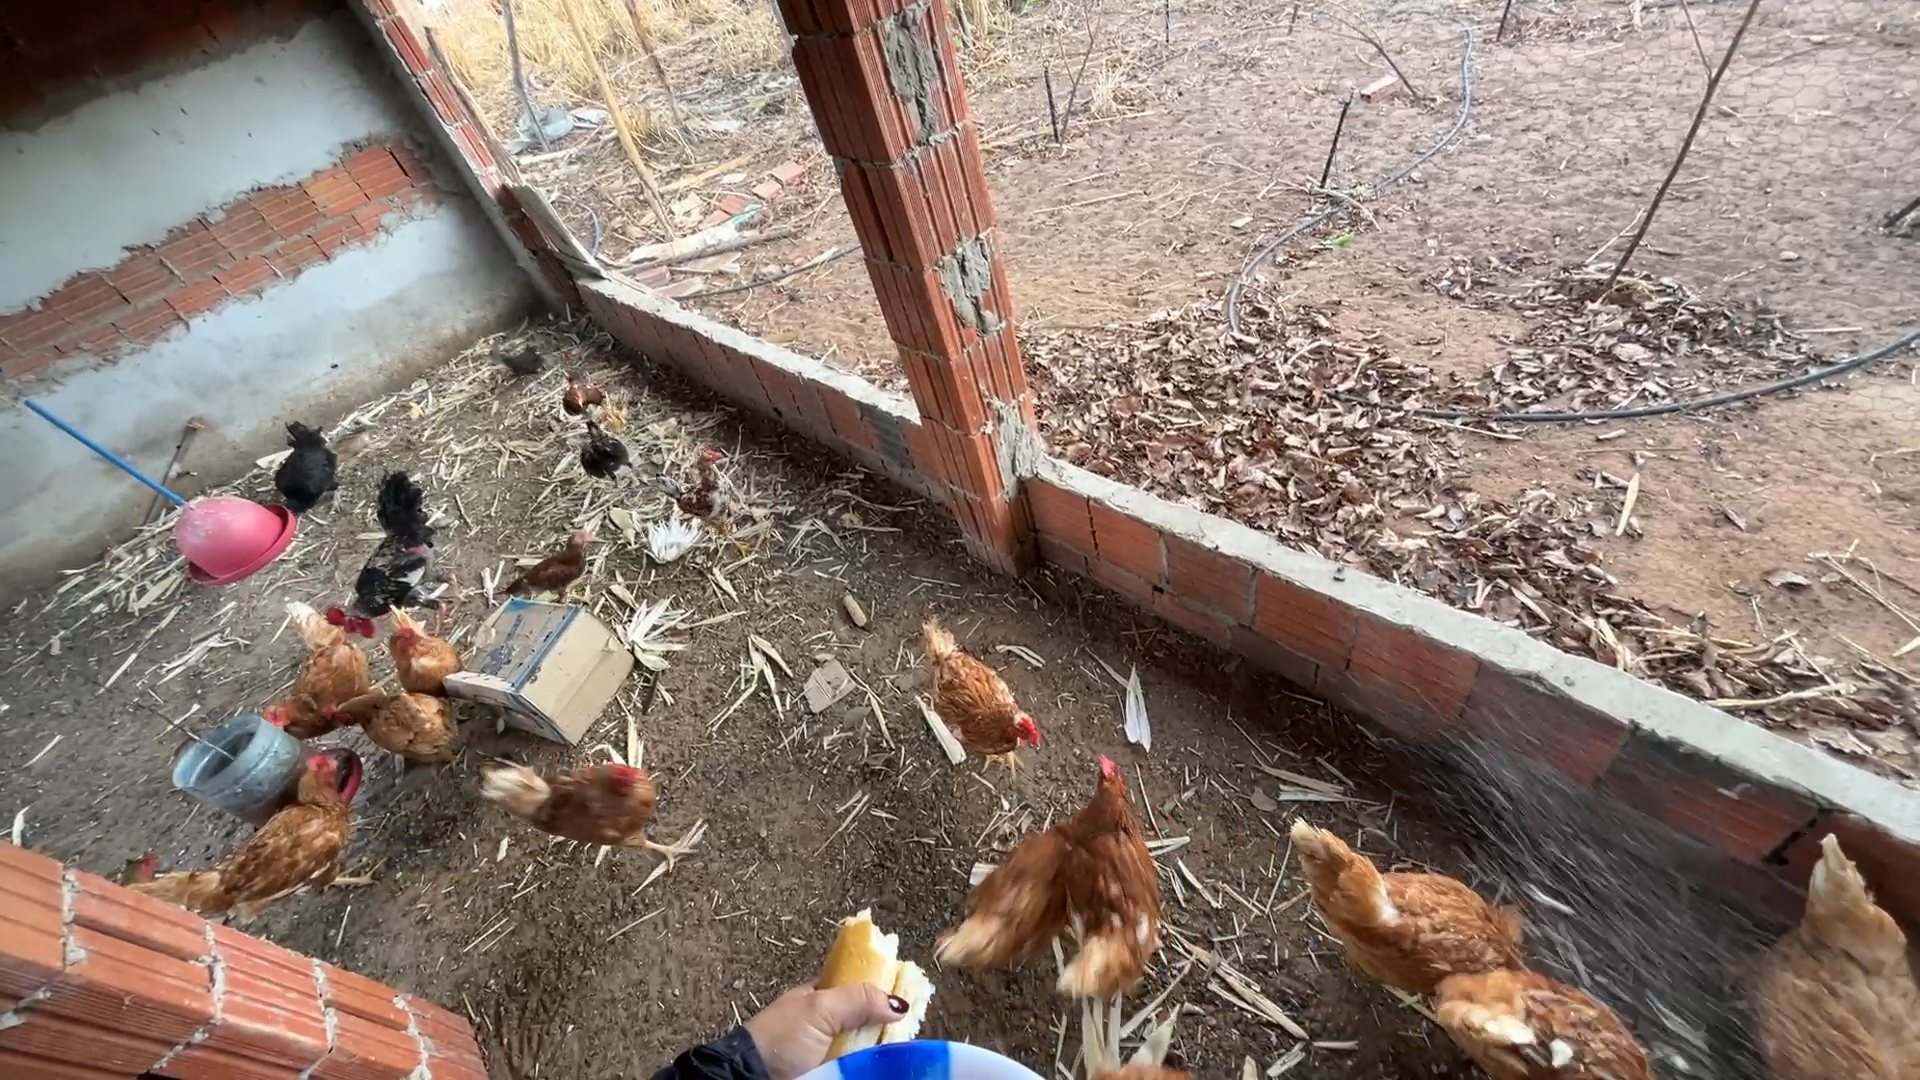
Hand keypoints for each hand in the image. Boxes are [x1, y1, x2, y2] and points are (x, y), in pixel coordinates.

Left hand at [743, 982, 908, 1079]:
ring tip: (905, 1052)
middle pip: (868, 1020)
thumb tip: (900, 1003)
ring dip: (883, 1050)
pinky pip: (860, 1068)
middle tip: (909, 1032)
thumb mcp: (820, 1007)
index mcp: (824, 996)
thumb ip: (858, 999)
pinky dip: (873, 1067)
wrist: (751, 1078)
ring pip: (866, 1049)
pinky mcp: (832, 1073)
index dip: (884, 992)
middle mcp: (829, 1023)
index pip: (862, 987)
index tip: (908, 1001)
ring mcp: (830, 1053)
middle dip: (886, 1026)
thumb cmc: (780, 1037)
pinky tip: (890, 1065)